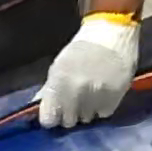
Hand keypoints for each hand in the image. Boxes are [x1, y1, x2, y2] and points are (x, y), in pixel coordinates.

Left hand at [35, 14, 139, 129]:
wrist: (112, 29)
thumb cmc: (80, 49)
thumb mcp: (57, 69)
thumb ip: (48, 92)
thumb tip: (35, 110)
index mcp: (58, 87)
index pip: (49, 120)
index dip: (52, 117)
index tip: (56, 112)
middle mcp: (76, 93)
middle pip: (68, 122)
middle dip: (70, 114)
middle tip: (75, 101)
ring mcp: (97, 95)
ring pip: (87, 119)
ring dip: (87, 111)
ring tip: (90, 95)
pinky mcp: (116, 94)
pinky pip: (104, 113)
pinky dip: (103, 107)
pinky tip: (102, 95)